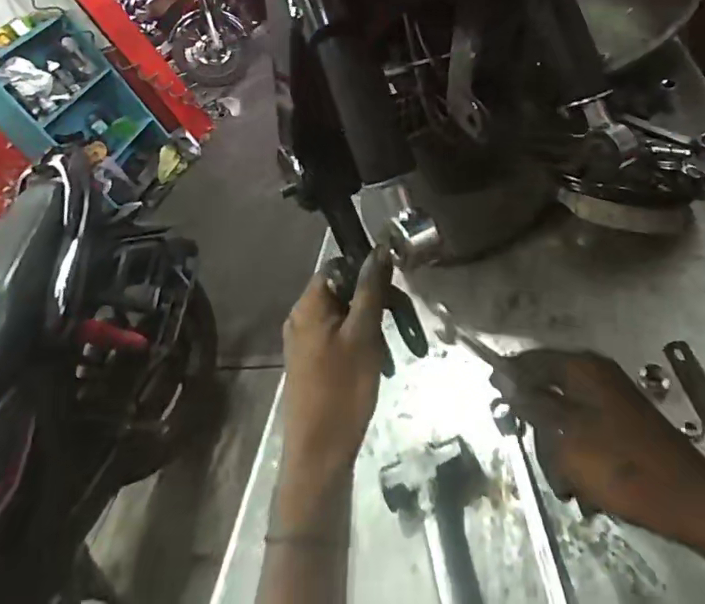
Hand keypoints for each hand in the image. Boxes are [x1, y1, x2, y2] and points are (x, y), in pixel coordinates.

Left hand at [278, 244, 392, 490]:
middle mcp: (300, 318)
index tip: (394, 287)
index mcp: (308, 305)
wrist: (319, 455)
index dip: (366, 270)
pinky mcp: (311, 364)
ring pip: (344, 317)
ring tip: (395, 349)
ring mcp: (303, 342)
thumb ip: (371, 289)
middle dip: (375, 303)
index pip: (338, 266)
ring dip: (372, 326)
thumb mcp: (363, 334)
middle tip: (404, 324)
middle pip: (343, 291)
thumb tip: (379, 249)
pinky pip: (339, 338)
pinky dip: (361, 343)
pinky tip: (380, 364)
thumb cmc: (342, 389)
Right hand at [495, 349, 704, 537]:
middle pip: (549, 388)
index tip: (494, 398)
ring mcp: (613, 399)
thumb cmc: (619, 464)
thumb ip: (532, 403)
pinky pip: (586, 433)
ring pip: (566, 417)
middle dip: (538, 425)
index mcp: (583, 368)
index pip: (533, 359)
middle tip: (539, 455)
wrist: (685, 498)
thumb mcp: (564, 435)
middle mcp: (597, 375)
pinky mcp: (623, 425)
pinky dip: (580, 456)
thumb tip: (504, 377)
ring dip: (559, 449)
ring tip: (567, 481)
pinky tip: (586, 485)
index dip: (510, 377)